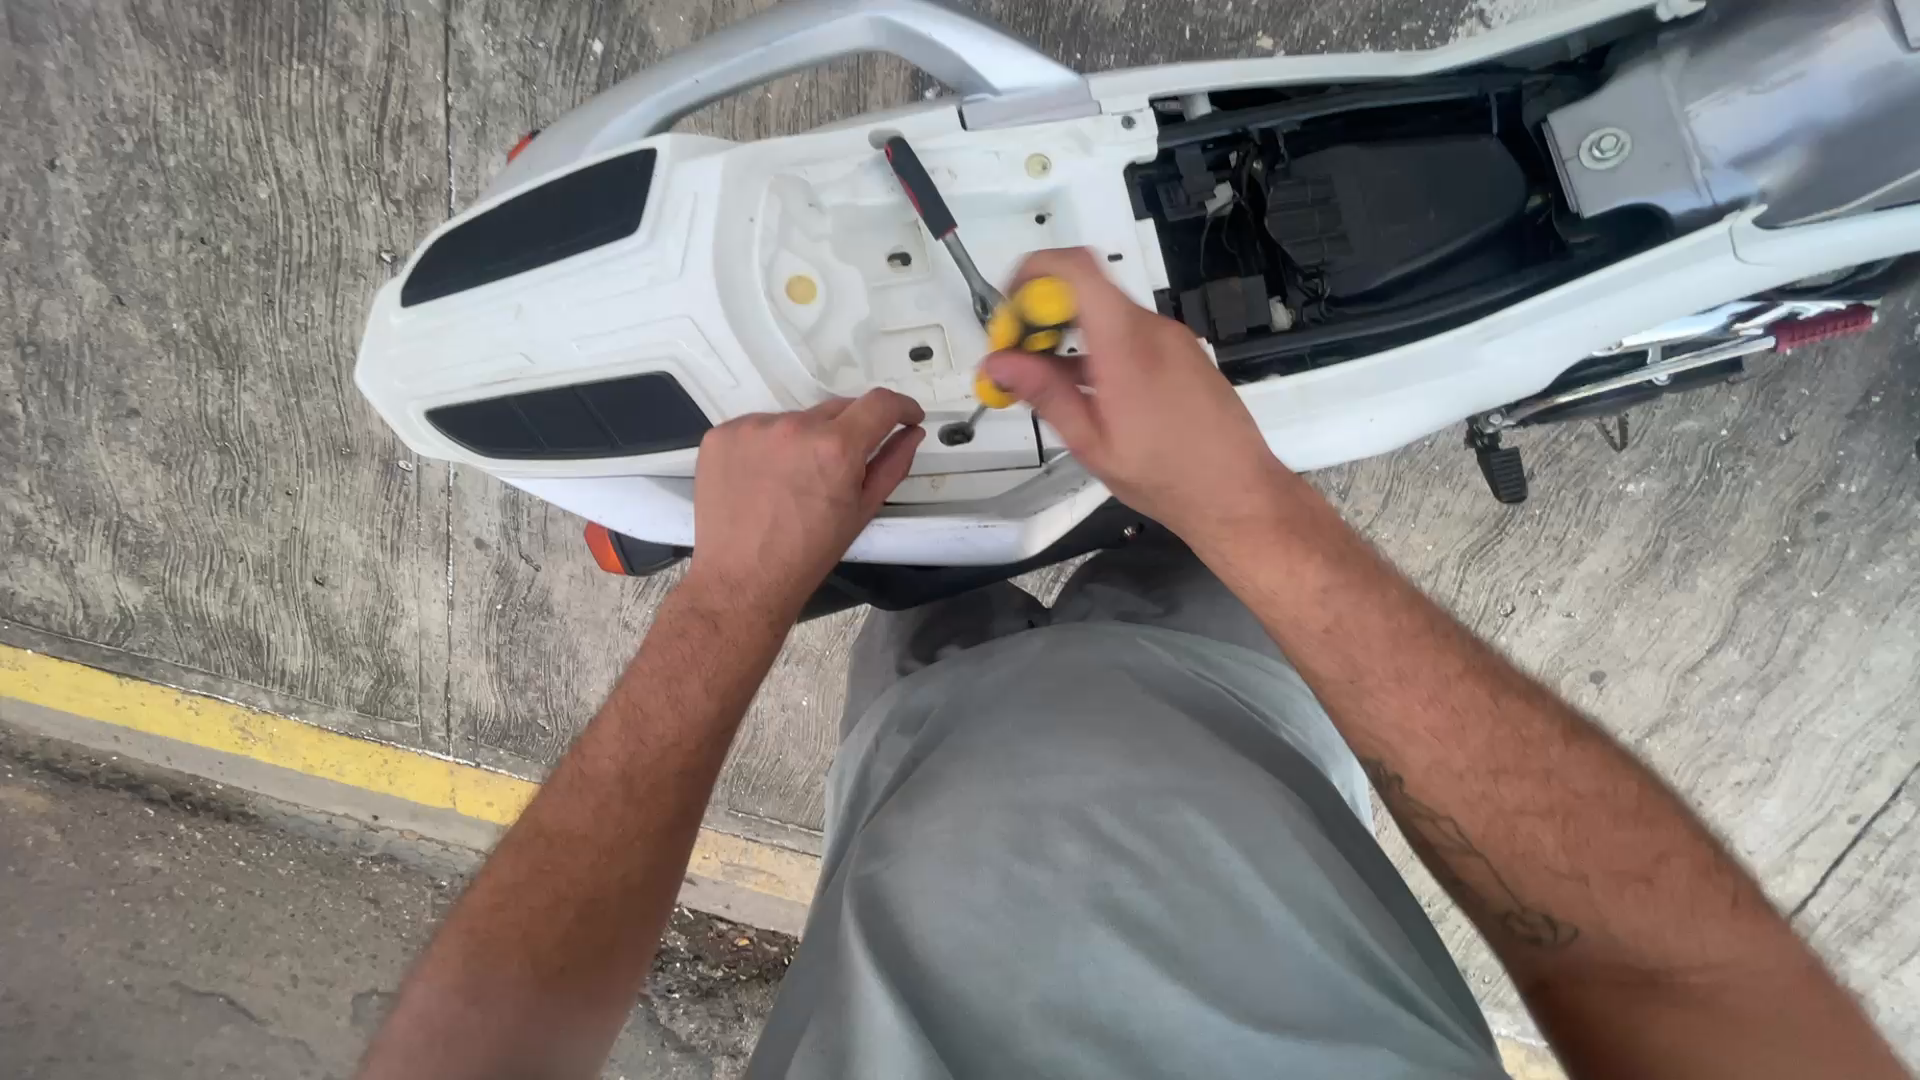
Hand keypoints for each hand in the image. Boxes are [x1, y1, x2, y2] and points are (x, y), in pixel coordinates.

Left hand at [685, 389, 924, 618]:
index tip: (905, 416)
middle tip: (838, 471)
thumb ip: (892, 464)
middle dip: (848, 434)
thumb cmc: (808, 554)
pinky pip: (758, 429)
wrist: (743, 579)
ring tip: (793, 483)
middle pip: (837, 410)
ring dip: (804, 441)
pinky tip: (763, 481)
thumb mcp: (861, 511)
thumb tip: (911, 433)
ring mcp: (753, 428)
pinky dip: (768, 447)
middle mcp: (795, 428)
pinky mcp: (722, 435)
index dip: (901, 406)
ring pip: (796, 421)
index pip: (880, 404)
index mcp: (836, 448)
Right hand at [982, 248, 1290, 551]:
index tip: (1010, 313)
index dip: (1032, 275)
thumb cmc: (1168, 477)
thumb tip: (999, 363)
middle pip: (1085, 290)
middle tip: (1017, 358)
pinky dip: (1096, 347)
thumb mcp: (1092, 443)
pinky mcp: (1181, 352)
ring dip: (1068, 335)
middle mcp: (1152, 330)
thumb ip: (1045, 394)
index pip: (1075, 270)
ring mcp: (1171, 338)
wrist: (1237, 492)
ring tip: (1048, 384)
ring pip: (1105, 313)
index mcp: (1126, 346)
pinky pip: (1128, 332)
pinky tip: (1086, 391)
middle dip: (1041, 315)